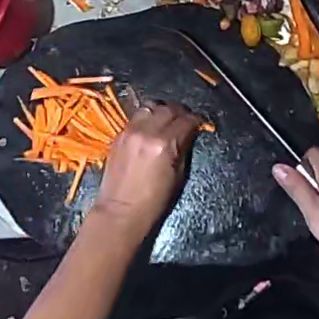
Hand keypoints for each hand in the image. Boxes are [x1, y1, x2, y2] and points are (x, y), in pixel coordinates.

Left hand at [90, 101, 202, 236]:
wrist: (120, 212)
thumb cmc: (153, 202)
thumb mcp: (178, 177)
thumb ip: (183, 149)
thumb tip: (188, 134)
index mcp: (164, 144)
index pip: (186, 120)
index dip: (196, 120)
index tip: (200, 123)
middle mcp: (146, 132)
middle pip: (168, 108)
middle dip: (180, 112)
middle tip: (186, 120)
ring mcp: (130, 131)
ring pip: (150, 106)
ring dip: (162, 111)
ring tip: (167, 120)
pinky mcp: (119, 135)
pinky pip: (136, 116)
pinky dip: (147, 118)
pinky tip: (150, 127)